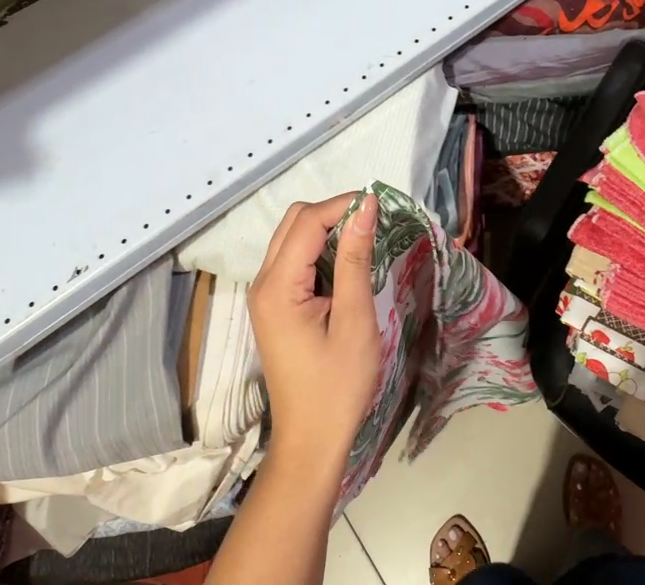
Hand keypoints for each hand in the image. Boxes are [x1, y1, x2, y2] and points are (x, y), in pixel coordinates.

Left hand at [248, 192, 382, 479]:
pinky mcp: (275, 306)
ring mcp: (265, 295)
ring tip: (366, 242)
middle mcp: (263, 284)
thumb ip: (357, 259)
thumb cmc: (338, 385)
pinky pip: (295, 260)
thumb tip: (365, 206)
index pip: (308, 221)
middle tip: (374, 224)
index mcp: (278, 287)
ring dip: (328, 231)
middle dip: (334, 213)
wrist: (311, 439)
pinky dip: (322, 251)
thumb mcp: (355, 319)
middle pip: (295, 222)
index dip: (343, 205)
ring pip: (293, 238)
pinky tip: (348, 266)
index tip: (381, 207)